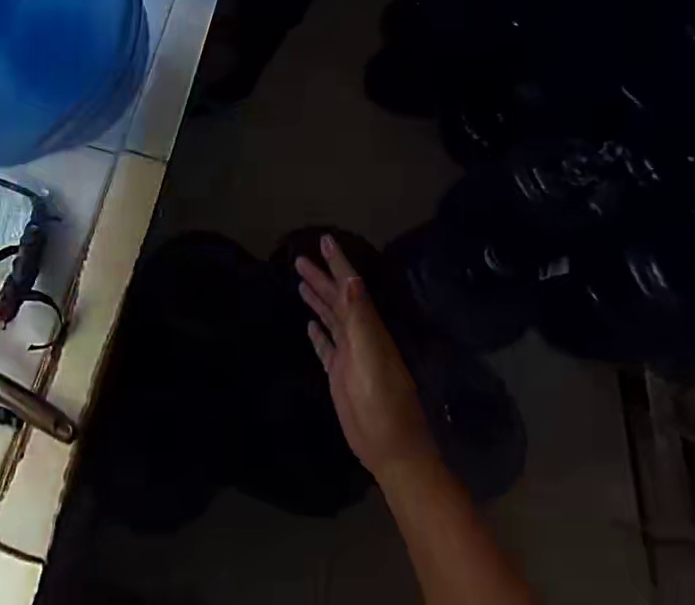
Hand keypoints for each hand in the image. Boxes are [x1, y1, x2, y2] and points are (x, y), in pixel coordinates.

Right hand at [296, 236, 437, 480]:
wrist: (394, 453)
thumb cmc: (385, 408)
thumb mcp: (373, 361)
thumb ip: (362, 321)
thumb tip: (352, 280)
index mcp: (369, 330)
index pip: (351, 288)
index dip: (339, 264)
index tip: (325, 241)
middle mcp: (360, 338)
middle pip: (338, 300)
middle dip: (322, 277)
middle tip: (300, 258)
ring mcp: (351, 357)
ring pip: (332, 320)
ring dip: (318, 299)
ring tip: (301, 281)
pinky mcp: (342, 377)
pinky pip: (327, 347)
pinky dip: (319, 334)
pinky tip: (310, 326)